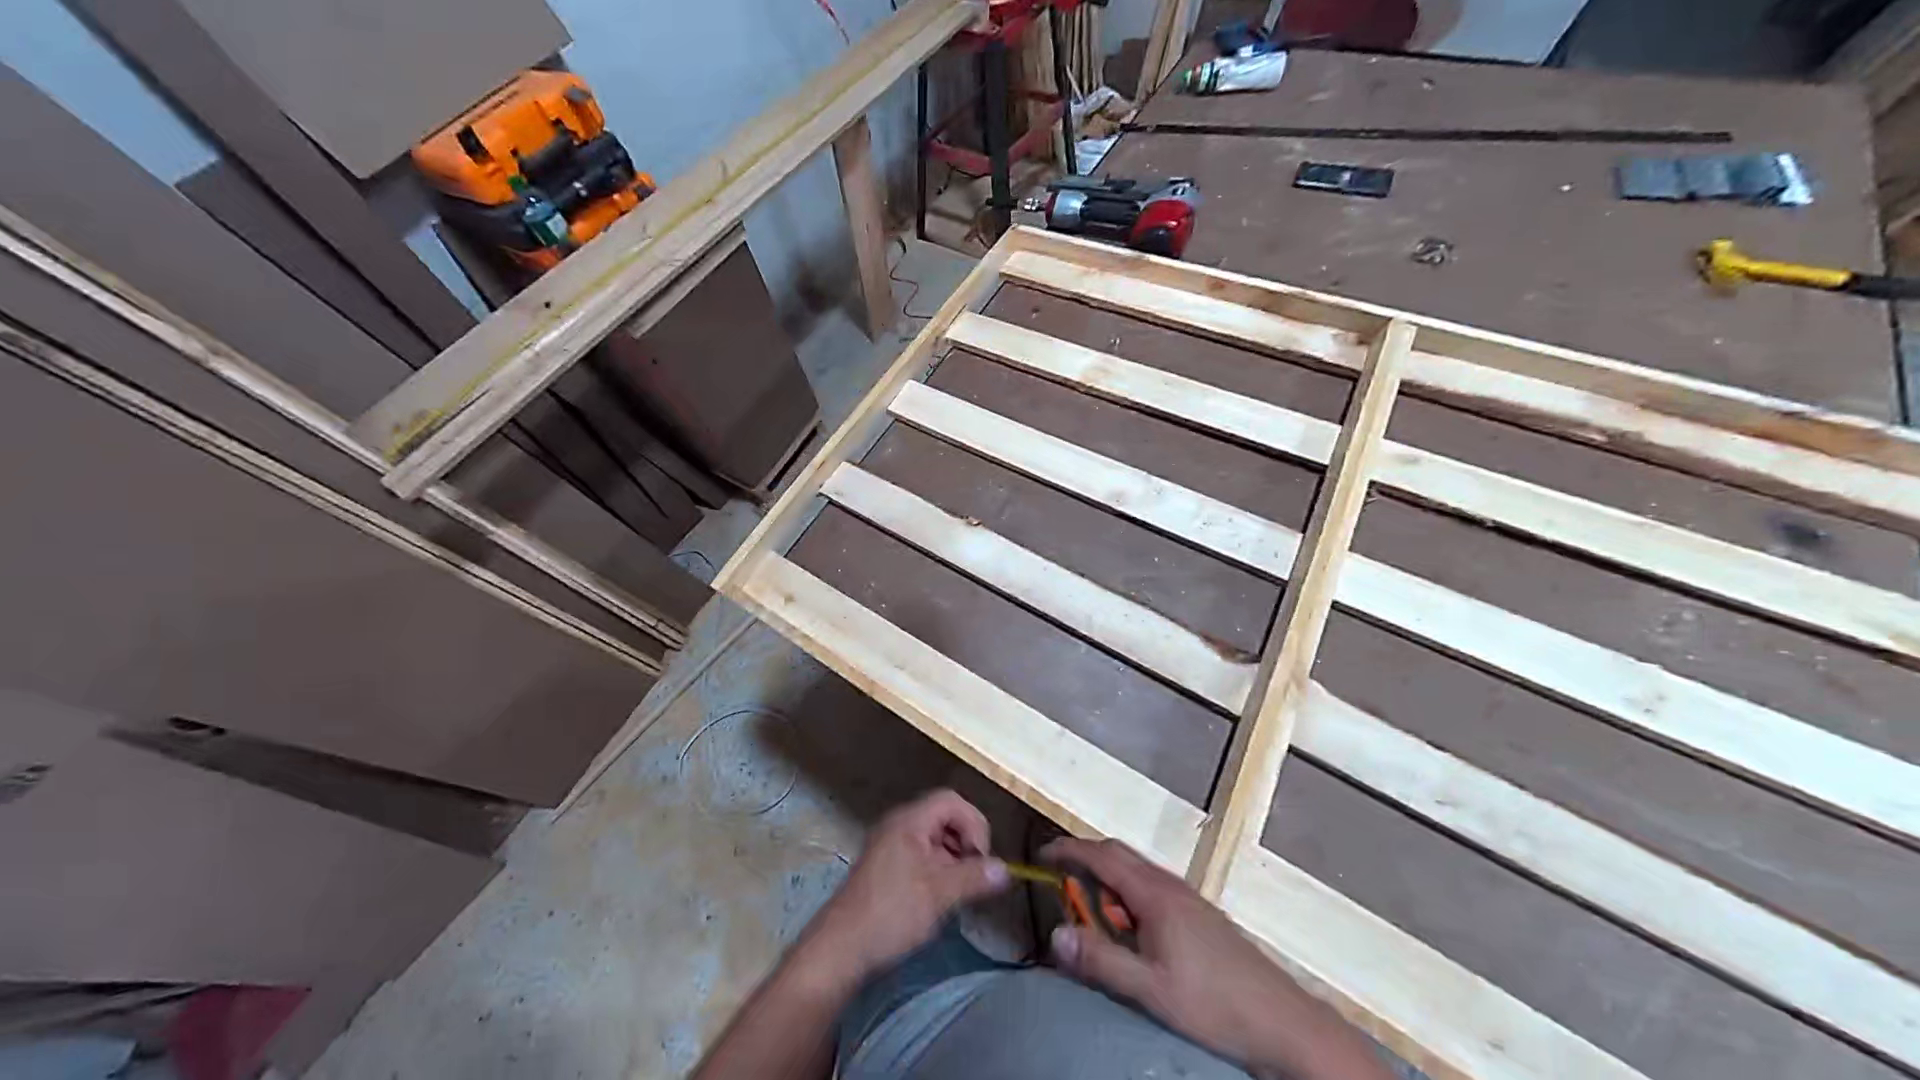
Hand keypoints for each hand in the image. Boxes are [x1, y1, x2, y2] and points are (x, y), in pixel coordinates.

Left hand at [800, 789, 1009, 984]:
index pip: (951, 801)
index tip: (981, 858)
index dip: (973, 823)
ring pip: (934, 839)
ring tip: (959, 892)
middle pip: (944, 817)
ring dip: (953, 860)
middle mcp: (898, 825)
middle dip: (965, 843)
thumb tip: (1005, 869)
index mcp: (909, 820)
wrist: (840, 948)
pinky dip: (937, 871)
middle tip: (974, 876)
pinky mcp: (885, 868)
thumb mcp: (940, 894)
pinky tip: (940, 899)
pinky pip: (920, 856)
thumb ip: (975, 877)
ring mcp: (889, 846)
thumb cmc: (891, 913)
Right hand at [1043, 837, 1391, 1078]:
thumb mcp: (1151, 990)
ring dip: (1106, 879)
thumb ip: (1101, 961)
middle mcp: (1170, 884)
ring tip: (1088, 911)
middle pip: (1118, 854)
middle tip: (1057, 878)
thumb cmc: (1214, 1004)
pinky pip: (1150, 888)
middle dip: (1085, 858)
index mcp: (1155, 894)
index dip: (1068, 851)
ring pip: (1136, 871)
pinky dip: (1126, 894)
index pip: (1102, 855)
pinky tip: (1128, 929)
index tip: (1040, 856)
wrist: (1282, 1022)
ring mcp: (1187, 897)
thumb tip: (1055, 935)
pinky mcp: (1198, 913)